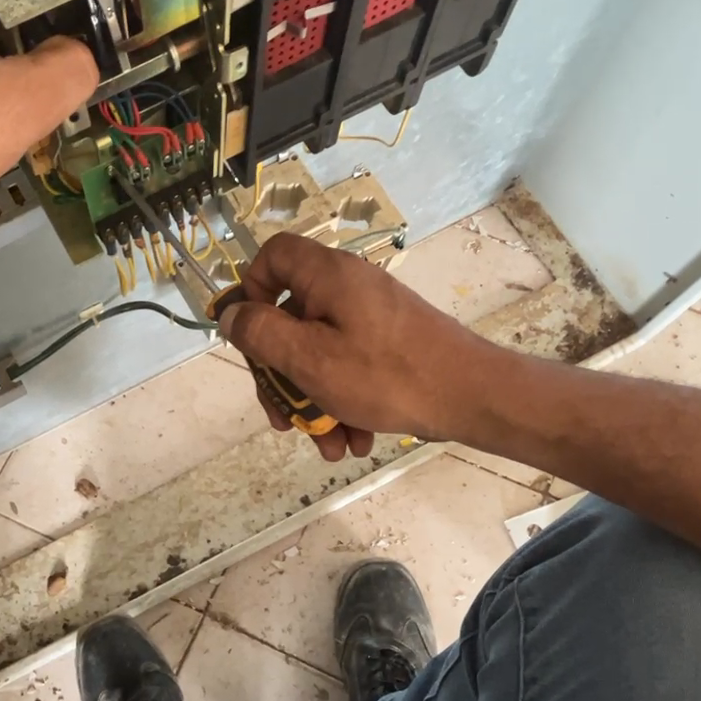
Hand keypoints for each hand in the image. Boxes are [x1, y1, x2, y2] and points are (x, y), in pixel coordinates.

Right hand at [220, 234, 516, 460]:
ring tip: (328, 445)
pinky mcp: (389, 343)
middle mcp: (348, 288)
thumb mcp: (309, 359)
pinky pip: (349, 366)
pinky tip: (353, 440)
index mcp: (327, 277)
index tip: (251, 336)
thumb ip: (261, 334)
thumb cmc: (385, 375)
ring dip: (315, 403)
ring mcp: (371, 317)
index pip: (274, 256)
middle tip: (283, 418)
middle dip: (283, 377)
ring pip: (319, 353)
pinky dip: (344, 402)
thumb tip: (228, 314)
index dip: (252, 291)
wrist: (472, 396)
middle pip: (292, 319)